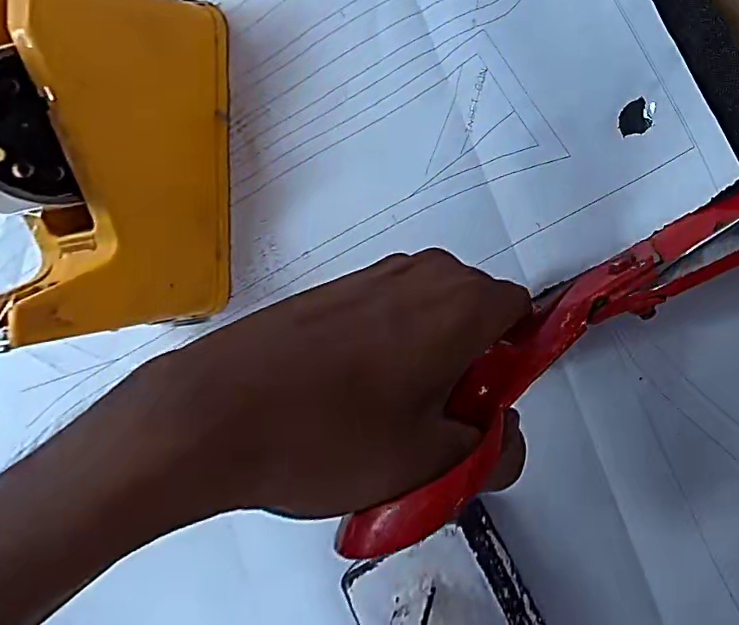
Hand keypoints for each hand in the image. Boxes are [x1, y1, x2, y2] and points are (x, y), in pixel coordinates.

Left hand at [99, 248, 532, 528]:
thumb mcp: (425, 464)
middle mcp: (426, 273)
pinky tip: (351, 395)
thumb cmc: (326, 432)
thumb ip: (491, 453)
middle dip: (474, 361)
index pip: (522, 311)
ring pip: (433, 311)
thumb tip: (507, 443)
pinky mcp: (341, 285)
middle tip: (443, 420)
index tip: (491, 401)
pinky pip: (393, 308)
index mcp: (461, 304)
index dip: (517, 358)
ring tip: (391, 416)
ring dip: (431, 355)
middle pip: (478, 311)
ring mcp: (379, 273)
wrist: (216, 408)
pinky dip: (393, 343)